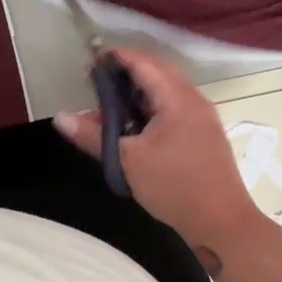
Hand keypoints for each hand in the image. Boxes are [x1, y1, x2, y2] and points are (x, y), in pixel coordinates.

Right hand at [53, 46, 266, 255]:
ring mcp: (200, 118)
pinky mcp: (201, 135)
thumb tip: (59, 117)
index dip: (117, 57)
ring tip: (106, 107)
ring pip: (164, 92)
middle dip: (125, 73)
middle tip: (95, 83)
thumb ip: (92, 136)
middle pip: (156, 72)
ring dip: (135, 93)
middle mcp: (193, 101)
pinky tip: (129, 126)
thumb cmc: (174, 186)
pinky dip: (147, 108)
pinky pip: (170, 108)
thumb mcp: (126, 160)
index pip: (144, 63)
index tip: (90, 61)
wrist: (222, 223)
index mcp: (177, 99)